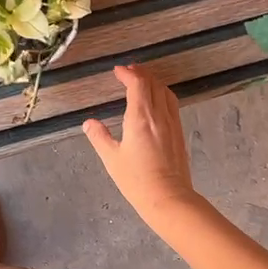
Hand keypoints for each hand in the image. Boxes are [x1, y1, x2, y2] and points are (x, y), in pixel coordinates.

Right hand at [83, 65, 200, 218]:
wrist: (168, 197)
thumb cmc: (137, 180)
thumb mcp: (112, 159)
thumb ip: (99, 137)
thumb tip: (89, 123)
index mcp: (140, 117)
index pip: (137, 84)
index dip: (128, 74)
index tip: (118, 70)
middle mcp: (159, 115)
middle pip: (153, 84)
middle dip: (141, 73)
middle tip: (129, 71)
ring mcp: (172, 123)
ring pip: (165, 92)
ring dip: (153, 82)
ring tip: (143, 81)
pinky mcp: (179, 133)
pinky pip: (172, 104)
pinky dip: (162, 95)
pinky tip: (157, 101)